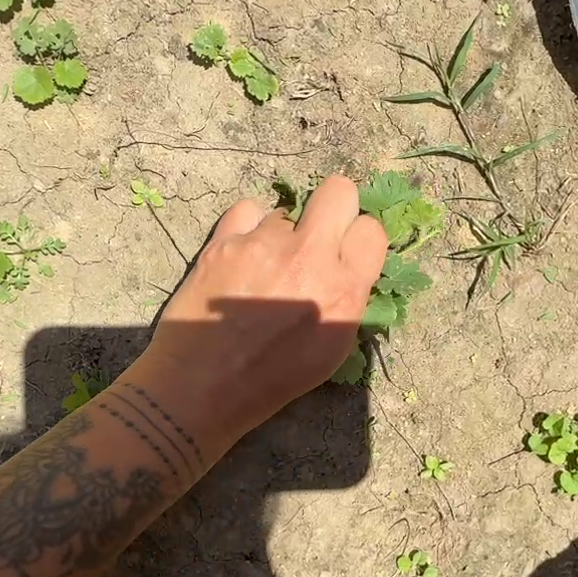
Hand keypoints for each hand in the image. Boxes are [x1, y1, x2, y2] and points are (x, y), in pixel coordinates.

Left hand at [124, 175, 386, 453]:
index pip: (371, 230)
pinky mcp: (223, 241)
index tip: (345, 252)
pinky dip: (246, 229)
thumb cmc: (274, 378)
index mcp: (344, 291)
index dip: (358, 238)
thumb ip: (345, 298)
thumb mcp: (332, 348)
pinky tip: (241, 255)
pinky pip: (247, 212)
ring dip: (279, 235)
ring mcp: (263, 245)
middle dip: (333, 208)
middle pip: (338, 191)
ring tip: (263, 268)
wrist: (206, 385)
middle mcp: (309, 258)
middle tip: (317, 235)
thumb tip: (343, 266)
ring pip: (285, 212)